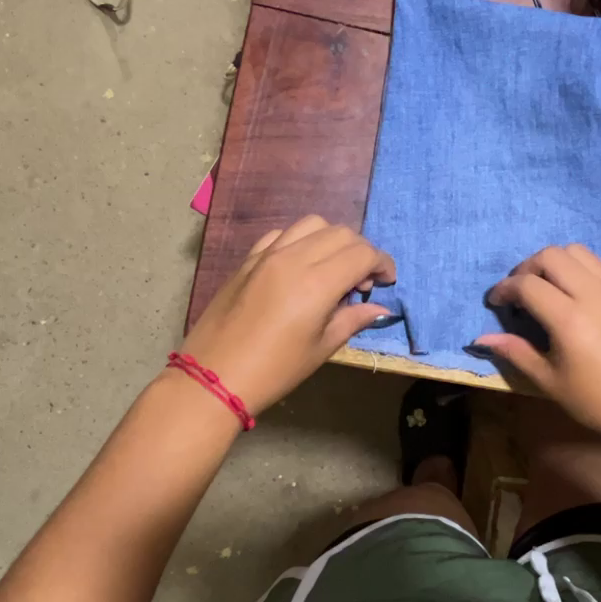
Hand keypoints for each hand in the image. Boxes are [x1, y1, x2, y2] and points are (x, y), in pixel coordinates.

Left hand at [179, 216, 395, 410]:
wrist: (214, 377)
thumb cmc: (275, 370)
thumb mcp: (322, 348)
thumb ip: (353, 319)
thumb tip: (379, 308)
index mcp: (317, 283)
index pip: (362, 254)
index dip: (382, 264)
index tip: (387, 281)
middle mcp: (294, 258)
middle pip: (341, 234)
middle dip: (361, 252)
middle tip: (362, 282)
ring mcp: (267, 254)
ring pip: (312, 224)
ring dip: (332, 240)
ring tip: (334, 268)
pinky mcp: (248, 259)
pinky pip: (282, 234)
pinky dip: (301, 241)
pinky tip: (301, 265)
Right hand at [471, 244, 600, 447]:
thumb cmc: (595, 401)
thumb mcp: (548, 381)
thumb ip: (515, 352)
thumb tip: (482, 338)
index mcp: (570, 318)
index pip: (527, 284)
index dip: (504, 289)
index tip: (496, 302)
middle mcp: (595, 293)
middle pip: (552, 255)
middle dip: (528, 268)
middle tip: (520, 292)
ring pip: (579, 252)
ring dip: (556, 264)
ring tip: (549, 288)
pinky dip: (582, 271)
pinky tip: (579, 296)